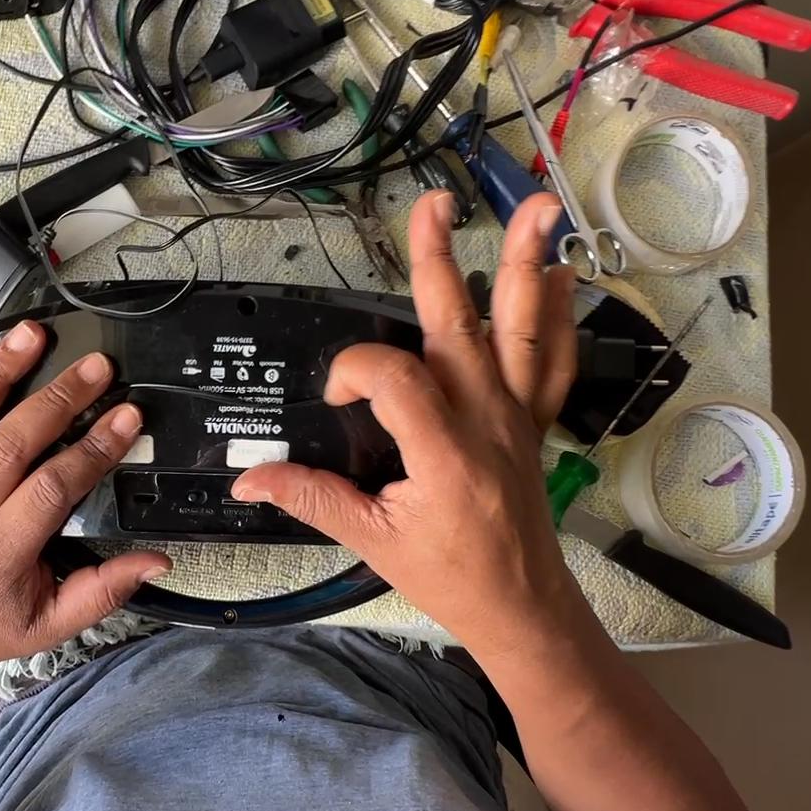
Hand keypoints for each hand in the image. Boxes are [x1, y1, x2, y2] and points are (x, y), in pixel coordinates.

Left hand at [0, 321, 170, 685]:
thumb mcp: (53, 626)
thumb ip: (104, 592)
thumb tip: (157, 562)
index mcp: (1, 550)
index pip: (50, 488)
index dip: (93, 450)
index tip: (128, 417)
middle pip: (8, 443)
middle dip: (57, 399)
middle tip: (97, 366)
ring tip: (30, 335)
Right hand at [231, 191, 595, 656]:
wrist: (522, 605)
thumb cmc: (450, 577)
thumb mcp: (372, 541)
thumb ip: (311, 499)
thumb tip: (249, 480)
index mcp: (442, 453)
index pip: (394, 377)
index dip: (353, 372)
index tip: (337, 398)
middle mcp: (485, 422)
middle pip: (458, 327)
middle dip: (438, 262)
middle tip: (430, 205)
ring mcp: (516, 417)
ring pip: (522, 331)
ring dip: (524, 266)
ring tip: (538, 208)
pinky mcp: (531, 422)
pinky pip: (552, 363)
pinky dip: (559, 316)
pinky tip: (561, 275)